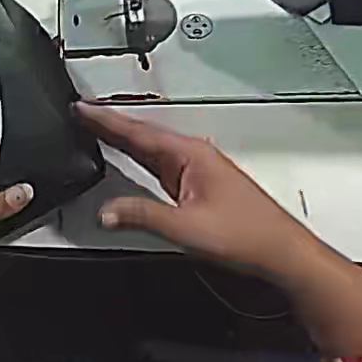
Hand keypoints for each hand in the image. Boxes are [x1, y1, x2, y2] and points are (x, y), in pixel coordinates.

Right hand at [77, 103, 324, 278]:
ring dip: (120, 137)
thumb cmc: (249, 235)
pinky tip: (125, 155)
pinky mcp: (193, 183)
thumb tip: (107, 211)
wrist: (282, 253)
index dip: (105, 120)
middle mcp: (192, 155)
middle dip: (108, 123)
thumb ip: (142, 216)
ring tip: (93, 128)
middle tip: (80, 113)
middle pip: (141, 134)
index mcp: (190, 154)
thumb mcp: (187, 227)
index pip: (137, 131)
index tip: (82, 109)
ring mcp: (193, 168)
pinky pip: (155, 162)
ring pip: (148, 146)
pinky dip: (134, 154)